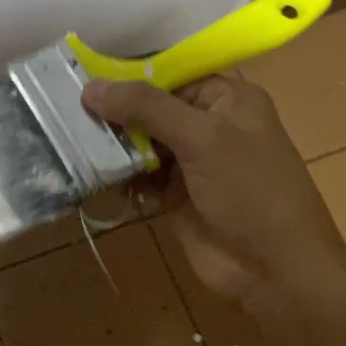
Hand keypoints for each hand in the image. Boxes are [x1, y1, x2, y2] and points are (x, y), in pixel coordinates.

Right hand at [82, 71, 345, 314]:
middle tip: (68, 115)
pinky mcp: (176, 197)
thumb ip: (146, 108)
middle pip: (148, 109)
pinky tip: (100, 182)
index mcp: (226, 99)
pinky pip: (139, 177)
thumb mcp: (202, 138)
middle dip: (113, 114)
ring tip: (79, 148)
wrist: (278, 271)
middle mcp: (208, 125)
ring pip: (140, 144)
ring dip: (113, 149)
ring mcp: (192, 163)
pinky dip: (121, 179)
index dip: (126, 76)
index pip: (168, 74)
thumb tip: (90, 88)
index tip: (79, 77)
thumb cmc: (250, 191)